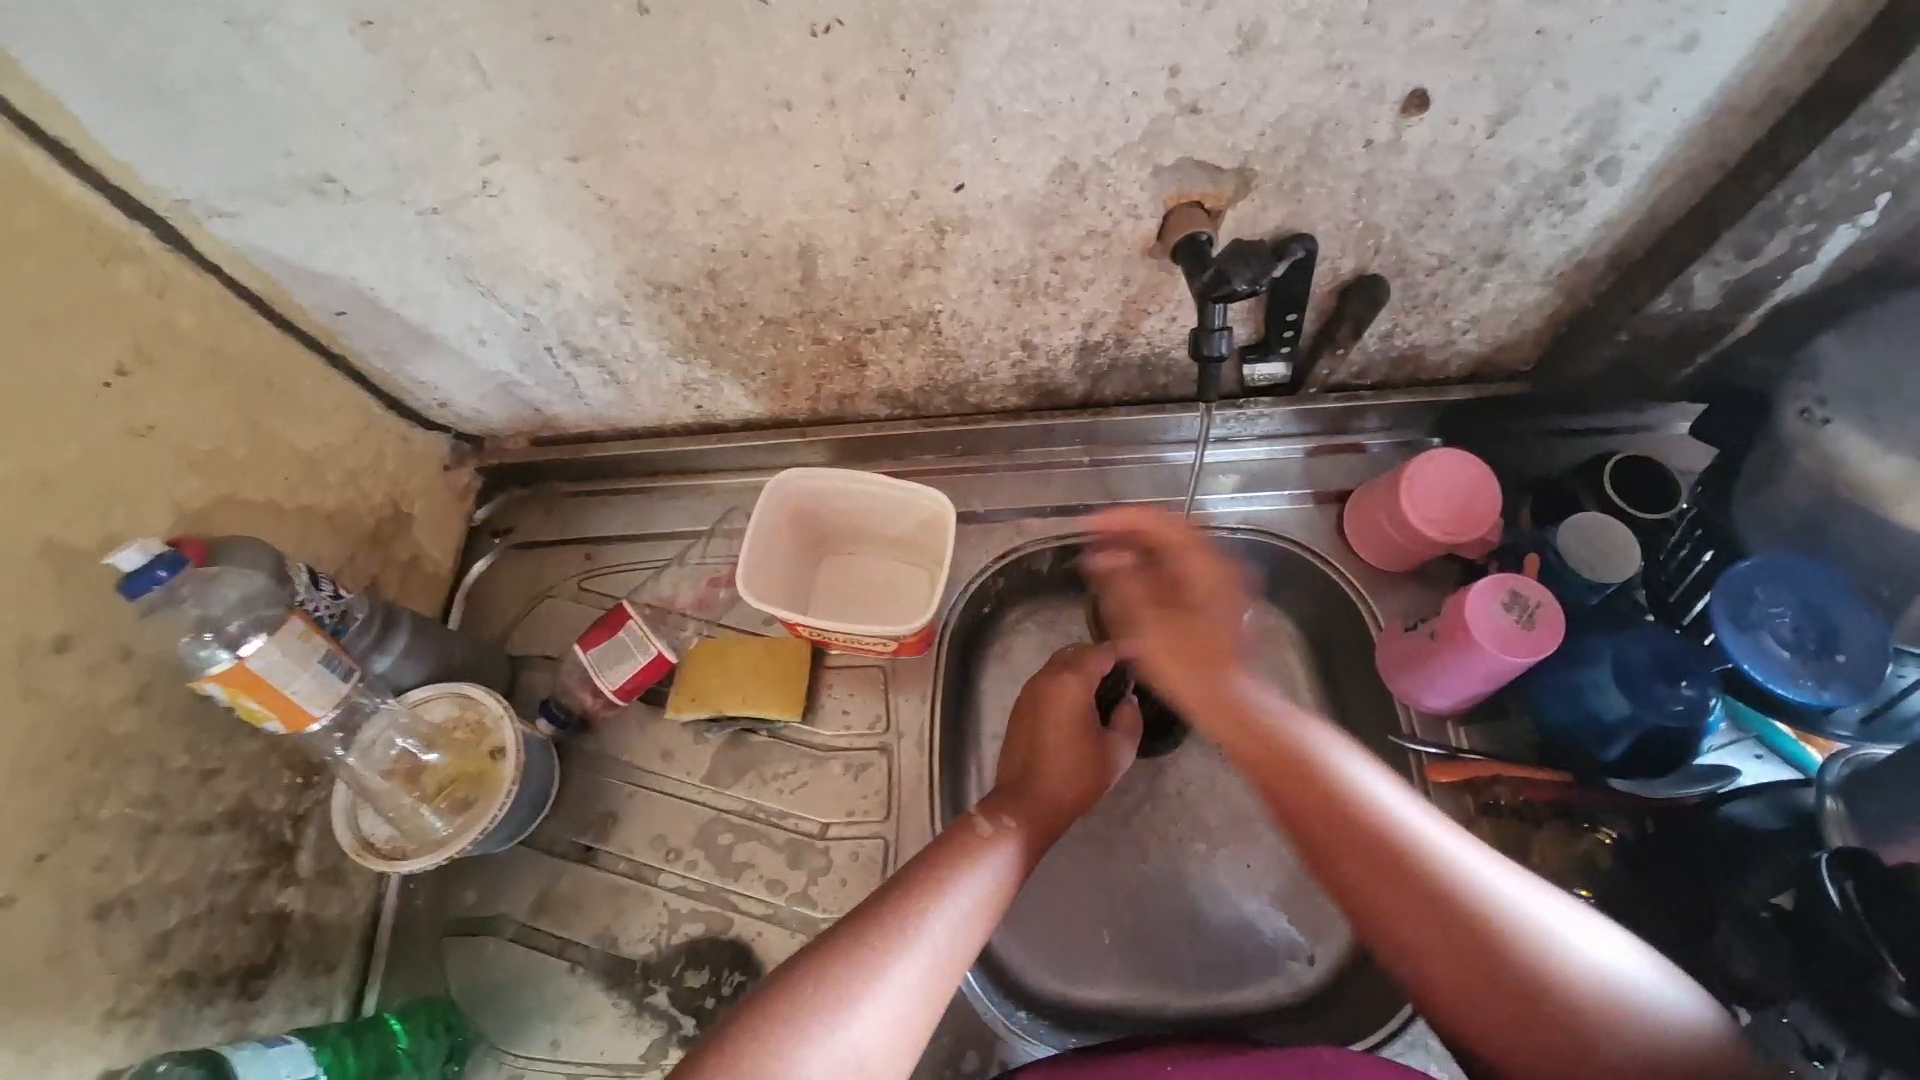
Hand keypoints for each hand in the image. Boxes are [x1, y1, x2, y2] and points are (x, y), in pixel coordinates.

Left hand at [987, 644, 1142, 838]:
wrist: (1026, 803)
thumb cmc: (1076, 778)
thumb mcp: (1117, 751)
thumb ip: (1129, 718)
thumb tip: (1128, 700)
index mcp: (1071, 682)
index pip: (1101, 652)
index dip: (1123, 649)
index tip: (1141, 652)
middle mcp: (1046, 678)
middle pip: (1076, 652)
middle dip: (1100, 655)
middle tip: (1123, 669)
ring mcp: (1029, 690)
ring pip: (1058, 664)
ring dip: (1080, 666)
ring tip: (1103, 683)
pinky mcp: (1020, 706)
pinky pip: (1046, 680)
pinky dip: (1064, 679)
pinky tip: (1079, 700)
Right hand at [1080, 506, 1256, 718]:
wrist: (1228, 702)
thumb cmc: (1187, 665)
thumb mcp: (1144, 622)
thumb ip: (1121, 581)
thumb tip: (1101, 555)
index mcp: (1202, 562)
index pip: (1158, 521)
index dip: (1119, 519)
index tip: (1087, 525)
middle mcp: (1216, 562)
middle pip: (1168, 531)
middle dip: (1127, 532)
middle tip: (1093, 540)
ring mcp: (1218, 580)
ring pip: (1173, 550)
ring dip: (1138, 549)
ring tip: (1104, 558)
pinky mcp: (1214, 597)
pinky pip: (1179, 568)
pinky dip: (1151, 567)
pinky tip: (1128, 579)